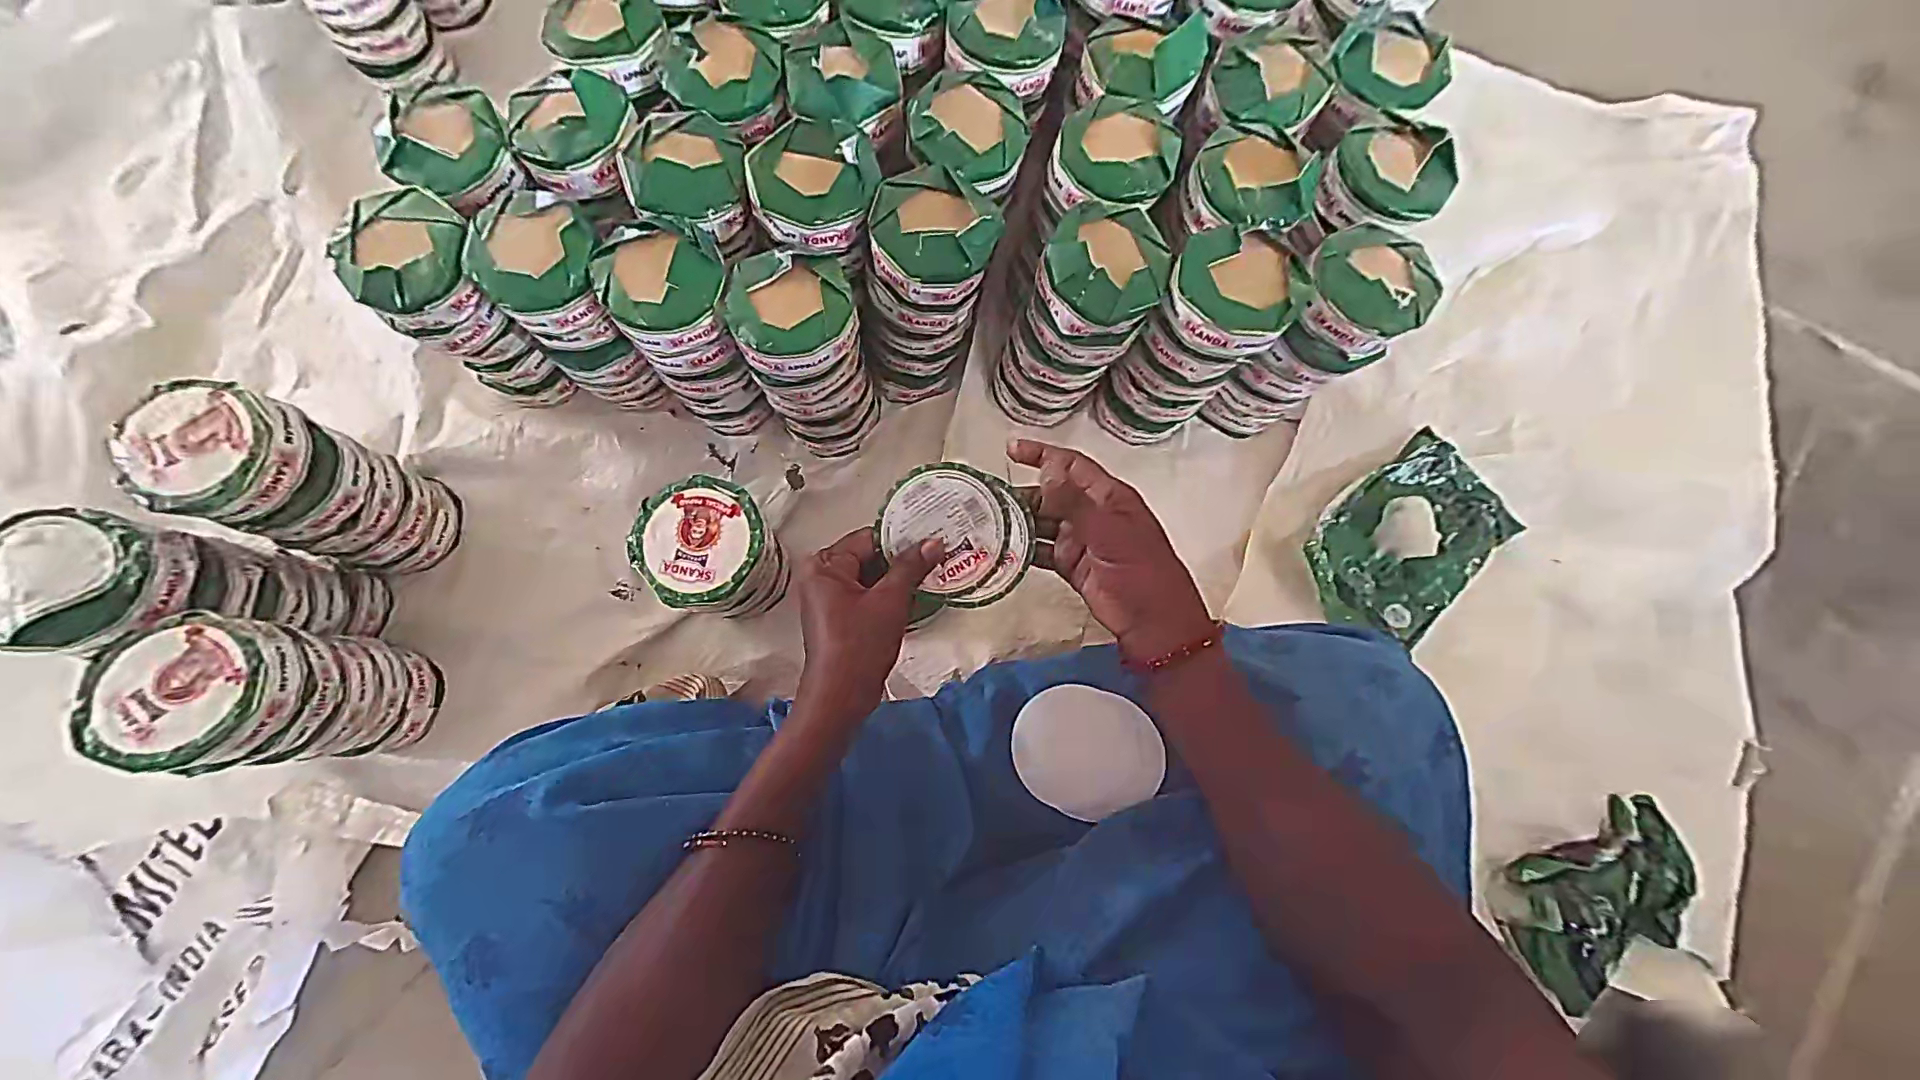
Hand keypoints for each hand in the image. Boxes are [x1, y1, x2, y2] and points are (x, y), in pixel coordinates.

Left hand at [795, 527, 942, 708]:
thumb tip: (932, 543)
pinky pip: (868, 596)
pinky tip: (915, 597)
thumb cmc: (858, 646)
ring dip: (898, 580)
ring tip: (930, 574)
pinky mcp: (840, 618)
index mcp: (824, 566)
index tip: (930, 539)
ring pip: (871, 578)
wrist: (842, 696)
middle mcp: (821, 578)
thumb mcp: (891, 600)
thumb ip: (911, 567)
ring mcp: (829, 599)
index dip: (900, 540)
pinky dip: (889, 596)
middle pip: (869, 557)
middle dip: (901, 560)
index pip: (868, 539)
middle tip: (935, 557)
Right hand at [1009, 439, 1216, 665]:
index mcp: (1109, 497)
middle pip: (1053, 495)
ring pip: (1045, 523)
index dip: (1042, 454)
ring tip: (990, 522)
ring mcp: (1083, 541)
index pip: (1071, 465)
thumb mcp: (1109, 532)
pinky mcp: (1073, 566)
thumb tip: (1048, 471)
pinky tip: (1005, 549)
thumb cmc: (1141, 572)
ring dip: (1021, 522)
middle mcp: (1094, 515)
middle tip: (991, 498)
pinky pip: (1044, 551)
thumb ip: (1075, 502)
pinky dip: (1025, 549)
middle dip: (1024, 494)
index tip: (1012, 449)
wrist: (1153, 622)